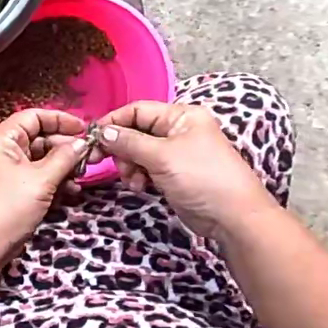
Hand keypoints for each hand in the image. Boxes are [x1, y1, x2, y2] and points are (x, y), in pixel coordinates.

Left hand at [0, 109, 90, 256]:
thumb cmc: (10, 207)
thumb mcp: (41, 180)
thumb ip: (64, 158)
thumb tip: (83, 142)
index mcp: (2, 138)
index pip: (34, 116)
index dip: (60, 120)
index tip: (85, 129)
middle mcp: (3, 148)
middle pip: (40, 136)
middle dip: (65, 147)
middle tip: (88, 158)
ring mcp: (8, 168)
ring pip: (42, 158)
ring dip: (63, 166)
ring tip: (81, 177)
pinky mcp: (15, 187)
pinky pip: (38, 175)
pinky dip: (54, 180)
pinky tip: (72, 191)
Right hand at [94, 101, 279, 240]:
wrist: (234, 218)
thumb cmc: (202, 178)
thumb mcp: (162, 156)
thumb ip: (129, 141)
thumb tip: (101, 131)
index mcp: (181, 116)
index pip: (137, 110)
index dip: (114, 122)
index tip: (93, 138)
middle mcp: (178, 130)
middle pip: (135, 131)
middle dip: (121, 148)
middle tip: (106, 163)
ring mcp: (175, 152)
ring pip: (137, 151)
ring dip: (129, 165)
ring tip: (133, 180)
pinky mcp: (172, 173)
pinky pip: (145, 167)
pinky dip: (138, 175)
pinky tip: (140, 186)